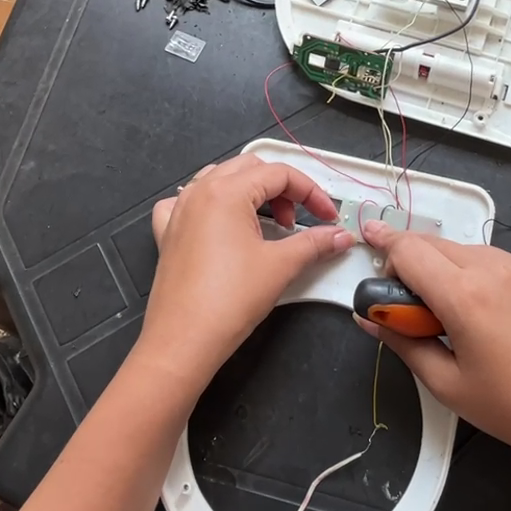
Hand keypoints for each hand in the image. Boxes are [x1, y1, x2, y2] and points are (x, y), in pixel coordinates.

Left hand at [135, 155, 354, 389]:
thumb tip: (343, 236)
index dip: (311, 192)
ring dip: (249, 193)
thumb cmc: (233, 298)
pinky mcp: (167, 233)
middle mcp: (199, 191)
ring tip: (266, 224)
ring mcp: (178, 210)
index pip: (279, 174)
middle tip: (297, 222)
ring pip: (219, 180)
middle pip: (250, 169)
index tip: (329, 218)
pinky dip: (209, 205)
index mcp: (227, 191)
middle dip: (282, 189)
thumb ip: (315, 243)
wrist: (183, 341)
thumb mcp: (281, 266)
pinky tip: (217, 224)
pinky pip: (187, 203)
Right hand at [357, 220, 510, 485]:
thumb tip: (368, 318)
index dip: (385, 249)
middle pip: (435, 242)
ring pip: (466, 249)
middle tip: (401, 291)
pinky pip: (497, 260)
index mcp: (464, 296)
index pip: (409, 250)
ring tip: (446, 308)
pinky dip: (478, 272)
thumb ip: (402, 341)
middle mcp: (494, 269)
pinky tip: (484, 309)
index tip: (369, 246)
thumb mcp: (446, 384)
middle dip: (410, 257)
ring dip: (444, 265)